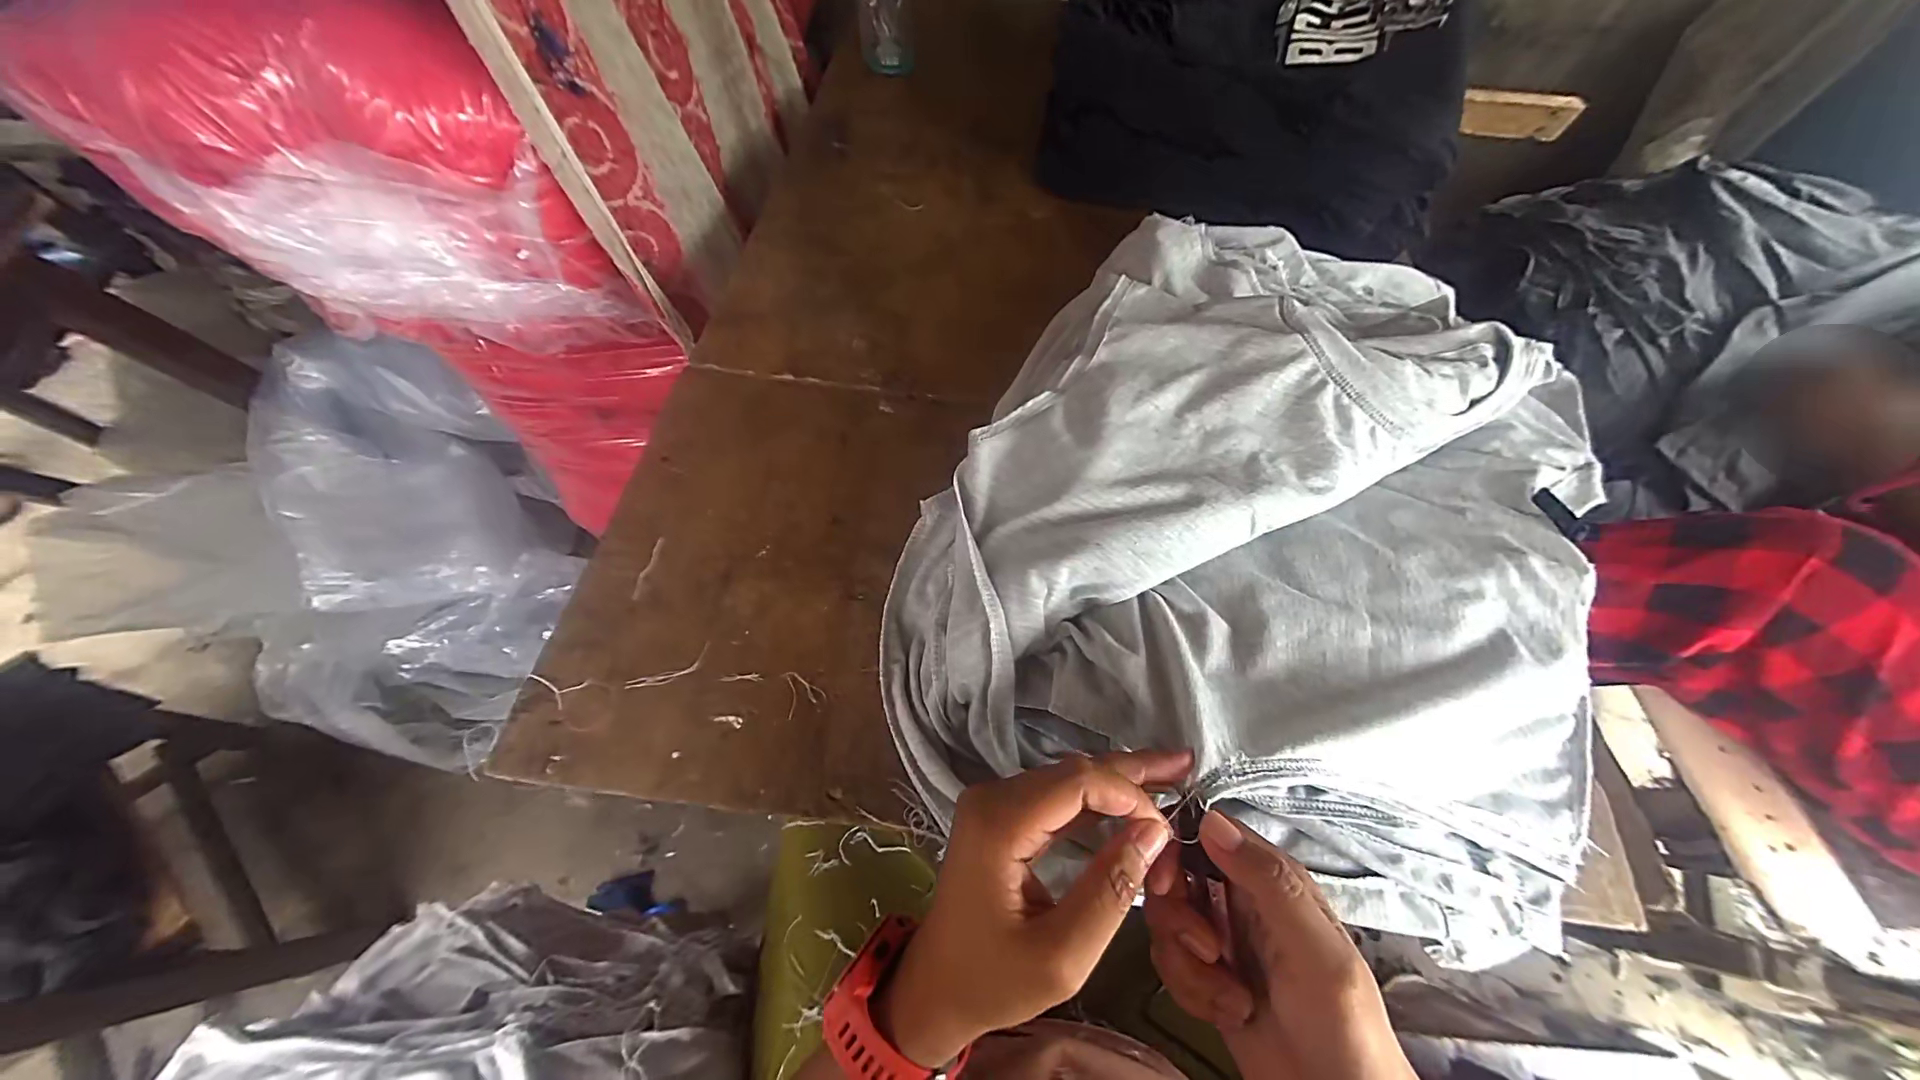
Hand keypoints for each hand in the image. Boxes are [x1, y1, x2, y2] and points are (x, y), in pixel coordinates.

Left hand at [874, 750, 1190, 1065]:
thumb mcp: (1062, 956)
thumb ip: (1110, 891)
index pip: (1077, 783)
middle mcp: (993, 797)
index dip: (1128, 795)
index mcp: (999, 824)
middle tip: (1185, 765)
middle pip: (1073, 771)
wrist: (935, 985)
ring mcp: (993, 801)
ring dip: (1118, 783)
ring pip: (1067, 778)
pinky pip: (1055, 795)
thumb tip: (1154, 833)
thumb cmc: (994, 980)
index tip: (1165, 832)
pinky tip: (1130, 799)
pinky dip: (1096, 799)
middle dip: (1132, 773)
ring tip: (1171, 775)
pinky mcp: (1000, 813)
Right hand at [1143, 810, 1413, 1079]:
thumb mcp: (1314, 949)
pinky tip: (1226, 1011)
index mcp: (1269, 878)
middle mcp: (1238, 898)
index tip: (1167, 882)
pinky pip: (1167, 960)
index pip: (1206, 833)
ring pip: (1166, 921)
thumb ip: (1267, 881)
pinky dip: (1189, 990)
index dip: (1175, 848)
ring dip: (1189, 965)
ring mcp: (1219, 936)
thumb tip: (1212, 821)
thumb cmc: (1342, 1024)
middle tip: (1207, 951)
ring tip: (1231, 996)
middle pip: (1174, 876)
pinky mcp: (1203, 973)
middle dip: (1179, 919)